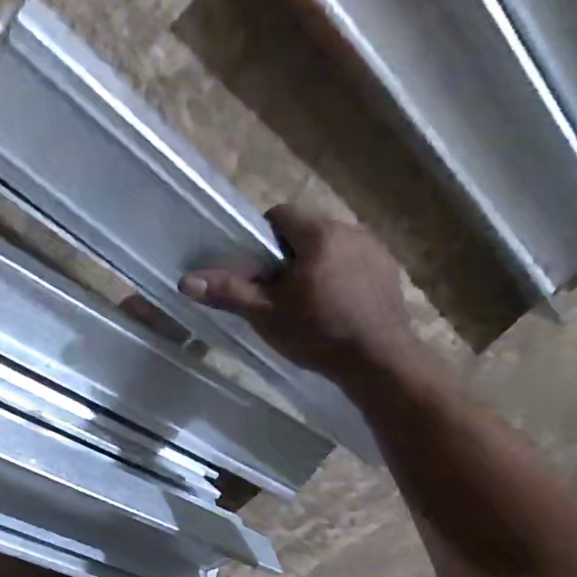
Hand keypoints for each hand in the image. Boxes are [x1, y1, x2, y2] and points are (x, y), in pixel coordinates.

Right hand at [179, 205, 419, 382]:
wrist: (378, 361)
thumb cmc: (318, 335)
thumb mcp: (267, 315)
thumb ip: (230, 292)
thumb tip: (186, 281)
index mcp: (318, 234)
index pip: (281, 215)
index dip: (264, 238)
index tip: (260, 269)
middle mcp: (349, 230)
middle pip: (308, 231)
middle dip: (292, 255)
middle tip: (282, 293)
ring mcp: (375, 249)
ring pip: (333, 247)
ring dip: (319, 265)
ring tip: (313, 303)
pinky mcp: (389, 269)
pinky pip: (357, 261)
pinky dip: (344, 276)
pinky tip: (341, 307)